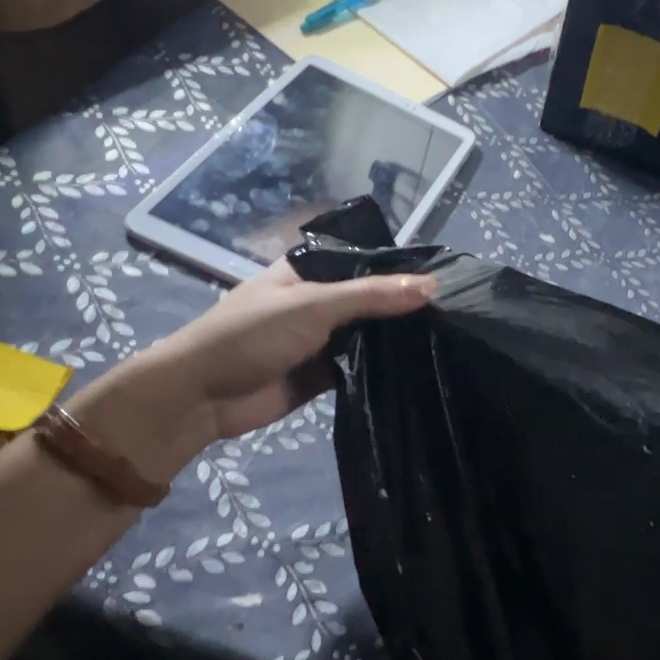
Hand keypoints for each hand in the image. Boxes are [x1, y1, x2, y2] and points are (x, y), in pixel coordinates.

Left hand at [70, 260, 434, 482]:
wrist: (203, 396)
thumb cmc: (250, 335)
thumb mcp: (313, 306)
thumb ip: (372, 296)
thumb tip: (431, 286)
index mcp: (307, 272)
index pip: (363, 262)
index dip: (399, 268)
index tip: (445, 278)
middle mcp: (316, 303)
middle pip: (369, 300)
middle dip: (403, 307)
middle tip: (456, 313)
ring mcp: (320, 341)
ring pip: (368, 336)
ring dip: (396, 340)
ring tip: (449, 339)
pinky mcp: (322, 376)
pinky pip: (360, 367)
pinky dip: (383, 368)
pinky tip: (420, 368)